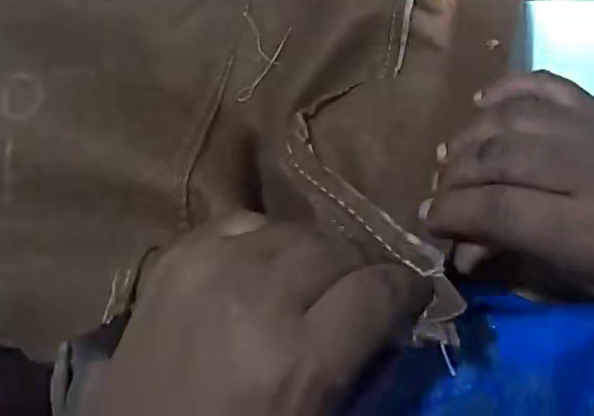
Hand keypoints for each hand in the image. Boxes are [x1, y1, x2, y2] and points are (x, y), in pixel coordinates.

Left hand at [86, 212, 430, 415]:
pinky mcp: (177, 251)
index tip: (415, 294)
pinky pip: (241, 221)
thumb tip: (393, 324)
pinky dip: (263, 239)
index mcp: (296, 361)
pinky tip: (262, 263)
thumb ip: (356, 372)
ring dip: (314, 252)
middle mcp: (256, 295)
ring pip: (292, 229)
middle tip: (367, 288)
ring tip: (316, 277)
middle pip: (336, 250)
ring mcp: (210, 263)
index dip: (406, 289)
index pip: (375, 294)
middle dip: (362, 268)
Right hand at [424, 72, 593, 333]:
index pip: (497, 209)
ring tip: (452, 156)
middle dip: (453, 176)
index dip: (452, 213)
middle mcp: (590, 170)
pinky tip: (482, 103)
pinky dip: (505, 89)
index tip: (427, 223)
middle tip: (436, 193)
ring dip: (469, 136)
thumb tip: (459, 249)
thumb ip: (521, 260)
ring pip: (508, 119)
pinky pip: (540, 85)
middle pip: (495, 158)